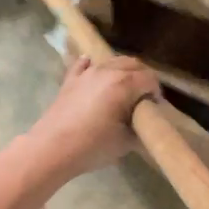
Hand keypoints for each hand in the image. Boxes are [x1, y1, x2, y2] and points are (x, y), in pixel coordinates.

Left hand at [27, 55, 157, 178]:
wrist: (51, 148)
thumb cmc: (92, 146)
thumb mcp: (125, 142)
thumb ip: (139, 128)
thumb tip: (144, 124)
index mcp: (124, 84)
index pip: (149, 79)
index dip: (156, 92)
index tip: (155, 108)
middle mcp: (106, 71)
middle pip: (133, 64)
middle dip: (143, 77)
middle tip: (143, 97)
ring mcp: (86, 73)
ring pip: (111, 61)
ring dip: (122, 70)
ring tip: (124, 88)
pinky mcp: (70, 80)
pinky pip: (84, 64)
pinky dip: (93, 65)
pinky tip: (93, 68)